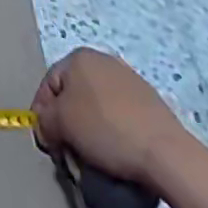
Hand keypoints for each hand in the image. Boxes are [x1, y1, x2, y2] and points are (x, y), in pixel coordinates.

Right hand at [30, 47, 185, 186]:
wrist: (165, 152)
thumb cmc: (105, 128)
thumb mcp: (60, 123)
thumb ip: (43, 119)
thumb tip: (45, 126)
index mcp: (79, 56)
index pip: (48, 84)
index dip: (42, 114)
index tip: (47, 140)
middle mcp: (103, 59)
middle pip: (73, 93)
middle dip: (66, 120)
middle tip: (68, 147)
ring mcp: (129, 78)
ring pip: (95, 103)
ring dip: (88, 126)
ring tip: (92, 151)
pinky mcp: (150, 100)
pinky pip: (119, 113)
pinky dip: (112, 128)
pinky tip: (115, 147)